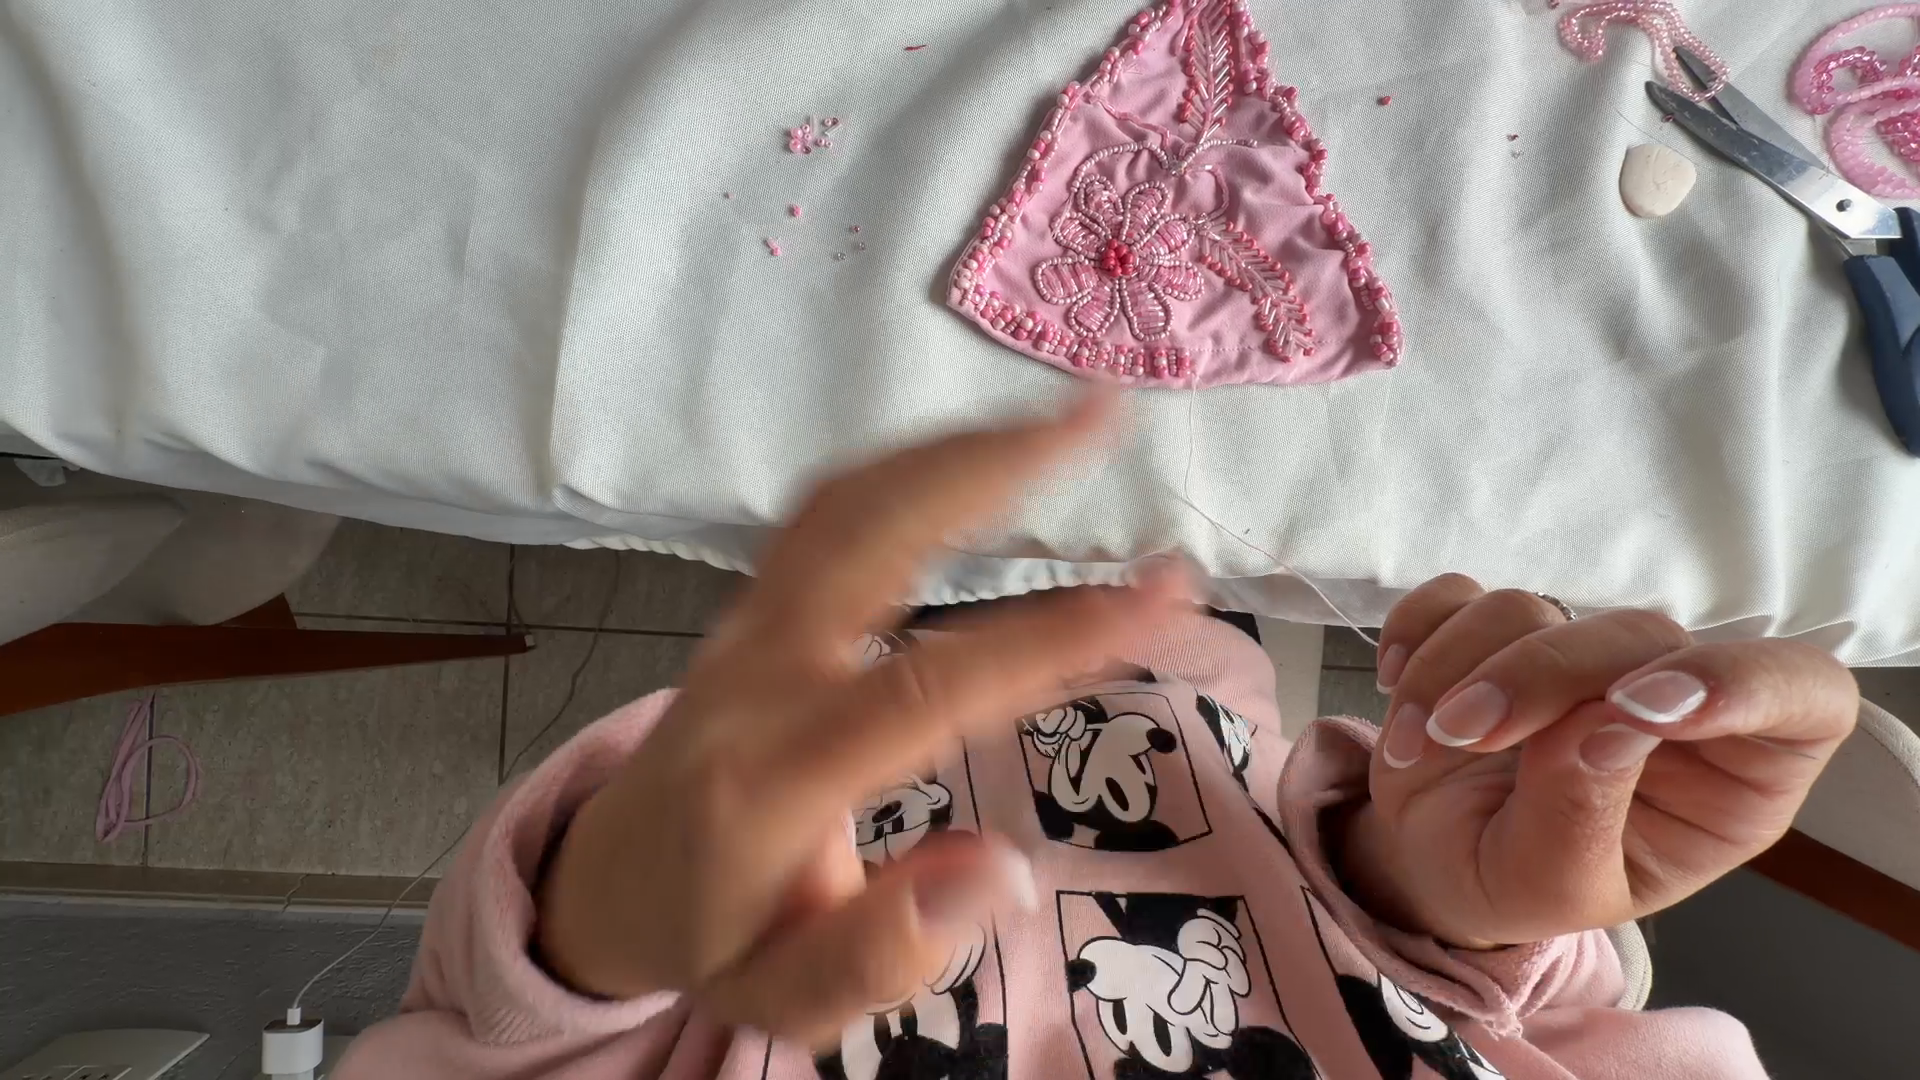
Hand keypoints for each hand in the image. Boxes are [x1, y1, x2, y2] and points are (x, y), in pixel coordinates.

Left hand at [535, 391, 1188, 1043]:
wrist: (614, 872)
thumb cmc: (712, 930)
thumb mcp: (785, 992)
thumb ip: (882, 948)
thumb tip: (1002, 870)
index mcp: (775, 776)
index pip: (929, 687)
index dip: (1052, 638)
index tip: (1162, 595)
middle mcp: (761, 668)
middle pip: (872, 534)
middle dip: (993, 464)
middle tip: (1098, 419)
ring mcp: (751, 618)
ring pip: (850, 499)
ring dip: (956, 446)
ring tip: (1056, 419)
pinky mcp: (755, 599)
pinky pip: (829, 508)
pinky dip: (908, 464)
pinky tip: (969, 455)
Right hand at [1339, 575, 1858, 948]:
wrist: (1422, 852)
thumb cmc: (1505, 882)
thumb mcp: (1552, 884)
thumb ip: (1583, 812)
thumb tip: (1602, 727)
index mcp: (1723, 774)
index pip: (1796, 691)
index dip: (1736, 681)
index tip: (1635, 709)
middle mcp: (1655, 698)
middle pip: (1632, 634)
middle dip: (1534, 679)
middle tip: (1462, 735)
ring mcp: (1562, 656)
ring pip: (1524, 607)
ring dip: (1451, 669)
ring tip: (1415, 741)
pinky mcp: (1482, 634)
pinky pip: (1452, 594)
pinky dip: (1412, 631)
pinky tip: (1395, 685)